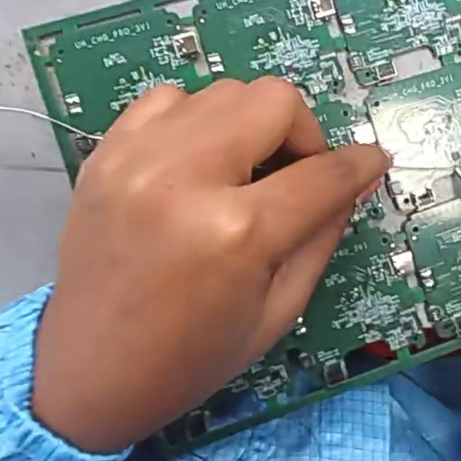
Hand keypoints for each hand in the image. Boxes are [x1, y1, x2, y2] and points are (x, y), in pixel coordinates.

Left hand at [33, 77, 390, 451]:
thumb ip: (323, 231)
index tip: (371, 162)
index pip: (322, 173)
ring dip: (247, 125)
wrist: (89, 369)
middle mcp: (183, 177)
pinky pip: (167, 99)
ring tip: (238, 173)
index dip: (359, 165)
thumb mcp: (279, 309)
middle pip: (272, 100)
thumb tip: (355, 176)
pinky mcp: (105, 153)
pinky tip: (193, 163)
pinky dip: (194, 120)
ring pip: (222, 91)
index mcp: (235, 232)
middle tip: (292, 176)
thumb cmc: (191, 356)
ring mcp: (136, 157)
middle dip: (300, 135)